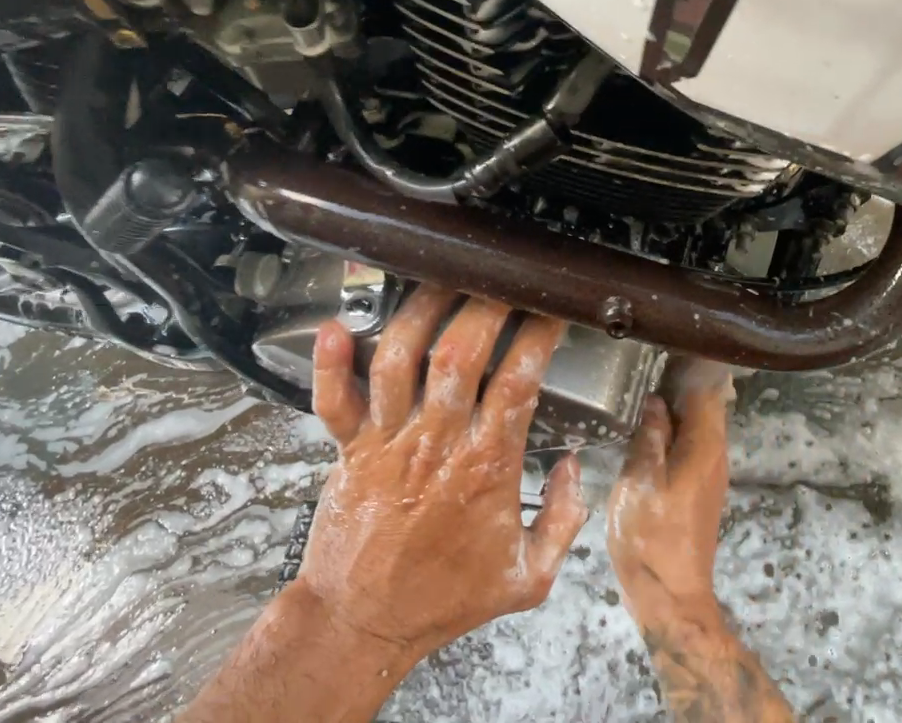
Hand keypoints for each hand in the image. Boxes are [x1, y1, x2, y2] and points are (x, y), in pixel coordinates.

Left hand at [296, 286, 588, 663]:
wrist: (364, 623)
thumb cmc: (443, 597)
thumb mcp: (527, 577)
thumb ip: (565, 520)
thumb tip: (573, 468)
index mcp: (485, 467)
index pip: (518, 383)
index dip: (537, 337)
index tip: (550, 311)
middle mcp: (436, 444)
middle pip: (458, 357)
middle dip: (483, 307)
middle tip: (500, 280)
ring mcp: (387, 444)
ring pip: (398, 362)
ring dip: (418, 313)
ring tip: (438, 278)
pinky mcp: (349, 452)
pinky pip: (333, 400)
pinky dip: (328, 363)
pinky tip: (334, 326)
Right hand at [606, 364, 732, 627]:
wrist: (672, 596)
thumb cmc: (651, 537)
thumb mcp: (640, 482)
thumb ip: (649, 437)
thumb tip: (655, 400)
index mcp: (705, 444)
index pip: (708, 388)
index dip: (690, 363)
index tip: (667, 341)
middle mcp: (717, 453)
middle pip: (706, 404)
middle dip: (682, 381)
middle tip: (648, 359)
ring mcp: (712, 472)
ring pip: (699, 424)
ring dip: (677, 406)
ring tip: (644, 387)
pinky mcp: (702, 488)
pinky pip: (693, 444)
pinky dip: (676, 429)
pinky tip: (649, 428)